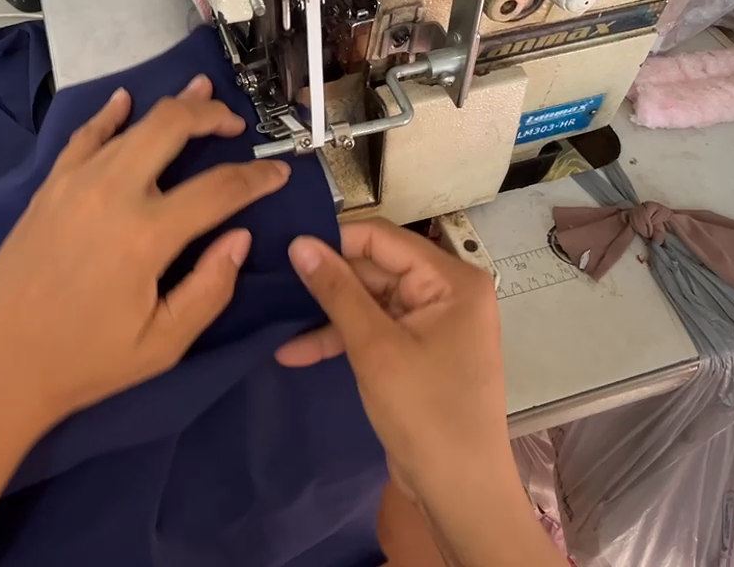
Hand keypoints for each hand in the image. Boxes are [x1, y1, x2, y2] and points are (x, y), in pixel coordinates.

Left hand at [0, 74, 291, 426]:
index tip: (278, 172)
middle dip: (212, 115)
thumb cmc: (86, 361)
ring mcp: (76, 182)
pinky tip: (124, 100)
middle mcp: (113, 192)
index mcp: (147, 235)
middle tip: (235, 123)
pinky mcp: (49, 185)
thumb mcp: (163, 344)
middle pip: (173, 127)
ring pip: (132, 123)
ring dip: (171, 105)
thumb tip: (240, 236)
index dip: (257, 178)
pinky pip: (85, 135)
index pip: (219, 189)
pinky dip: (109, 114)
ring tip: (198, 92)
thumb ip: (210, 287)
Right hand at [277, 221, 512, 507]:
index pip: (382, 238)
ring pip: (368, 299)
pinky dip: (340, 337)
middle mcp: (445, 290)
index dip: (335, 241)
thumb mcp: (374, 347)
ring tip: (275, 316)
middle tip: (274, 280)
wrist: (459, 495)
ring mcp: (431, 320)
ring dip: (327, 313)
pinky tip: (295, 350)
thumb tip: (298, 243)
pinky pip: (373, 327)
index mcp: (450, 279)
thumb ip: (336, 290)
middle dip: (327, 281)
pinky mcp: (416, 347)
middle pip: (374, 268)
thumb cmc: (425, 413)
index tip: (287, 247)